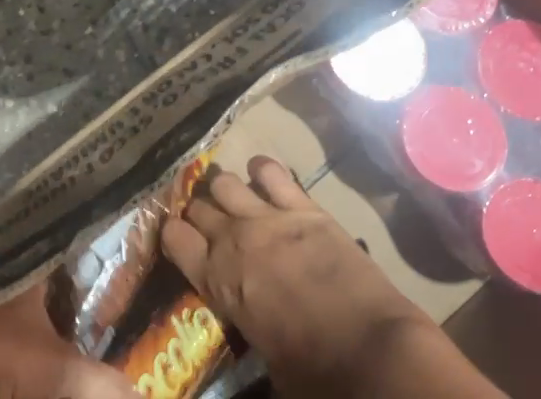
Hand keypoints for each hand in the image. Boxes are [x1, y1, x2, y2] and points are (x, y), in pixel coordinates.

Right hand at [161, 157, 500, 398]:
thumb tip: (246, 318)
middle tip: (213, 225)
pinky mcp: (303, 207)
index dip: (174, 235)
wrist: (369, 348)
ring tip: (238, 200)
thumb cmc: (312, 369)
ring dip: (226, 190)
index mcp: (215, 280)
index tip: (182, 240)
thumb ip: (243, 318)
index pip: (172, 236)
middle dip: (200, 213)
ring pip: (224, 181)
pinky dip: (264, 171)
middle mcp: (231, 239)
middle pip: (197, 206)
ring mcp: (267, 218)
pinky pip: (272, 172)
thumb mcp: (261, 353)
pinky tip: (265, 178)